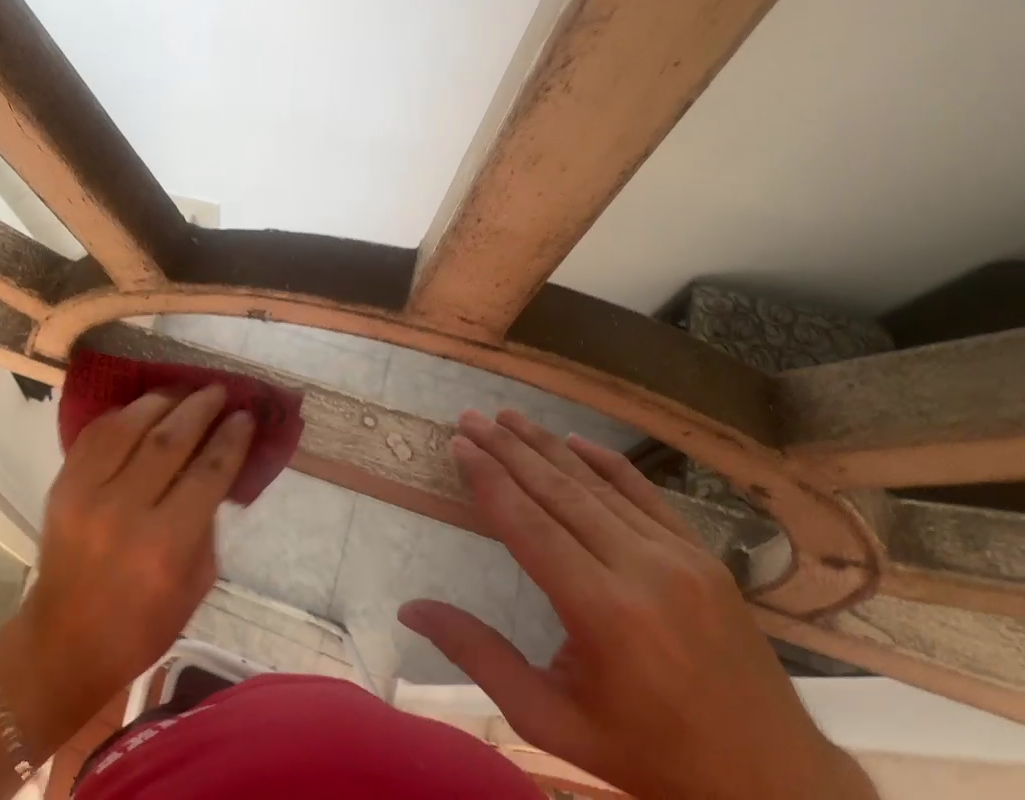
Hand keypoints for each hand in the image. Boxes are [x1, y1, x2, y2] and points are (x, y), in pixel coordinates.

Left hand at [0, 386, 252, 751]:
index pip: (207, 472)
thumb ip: (205, 523)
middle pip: (169, 440)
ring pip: (129, 426)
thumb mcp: (195, 583)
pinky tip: (141, 408)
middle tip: (218, 391)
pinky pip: (94, 434)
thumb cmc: (143, 623)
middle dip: (199, 409)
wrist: (68, 636)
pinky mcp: (62, 484)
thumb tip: (213, 469)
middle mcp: (125, 509)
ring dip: (161, 401)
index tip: (244, 416)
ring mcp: (87, 492)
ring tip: (183, 390)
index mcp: (166, 544)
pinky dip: (121, 416)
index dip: (230, 439)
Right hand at [399, 410, 876, 799]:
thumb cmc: (645, 753)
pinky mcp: (708, 562)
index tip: (458, 444)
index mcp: (604, 612)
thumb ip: (478, 656)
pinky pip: (649, 498)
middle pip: (562, 493)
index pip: (530, 525)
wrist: (771, 780)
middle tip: (470, 416)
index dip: (490, 480)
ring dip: (550, 448)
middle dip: (510, 450)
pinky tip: (577, 442)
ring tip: (509, 417)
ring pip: (602, 487)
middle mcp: (646, 572)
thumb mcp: (548, 718)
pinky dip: (609, 466)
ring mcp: (685, 562)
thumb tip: (409, 608)